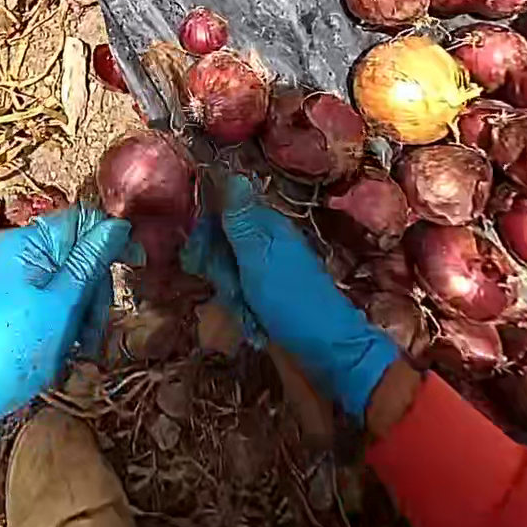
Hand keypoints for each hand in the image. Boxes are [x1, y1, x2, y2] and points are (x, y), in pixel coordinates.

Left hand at [0, 205, 129, 473]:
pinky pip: (53, 292)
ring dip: (84, 307)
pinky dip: (67, 315)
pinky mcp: (12, 296)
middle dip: (95, 286)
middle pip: (78, 250)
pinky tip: (69, 344)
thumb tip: (119, 224)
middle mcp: (17, 249)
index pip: (82, 219)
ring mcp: (13, 273)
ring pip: (70, 275)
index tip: (135, 264)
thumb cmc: (16, 348)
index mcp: (25, 242)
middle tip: (96, 325)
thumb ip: (91, 259)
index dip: (111, 239)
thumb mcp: (63, 303)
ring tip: (82, 344)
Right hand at [201, 174, 399, 417]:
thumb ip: (241, 220)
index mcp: (269, 226)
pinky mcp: (268, 298)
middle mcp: (267, 243)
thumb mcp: (260, 258)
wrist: (328, 353)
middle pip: (223, 244)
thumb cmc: (293, 301)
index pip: (224, 211)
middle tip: (233, 289)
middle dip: (219, 270)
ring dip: (231, 295)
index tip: (198, 254)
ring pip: (229, 273)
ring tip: (247, 312)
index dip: (207, 231)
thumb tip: (230, 173)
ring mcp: (269, 272)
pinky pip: (240, 297)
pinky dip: (242, 312)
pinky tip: (253, 325)